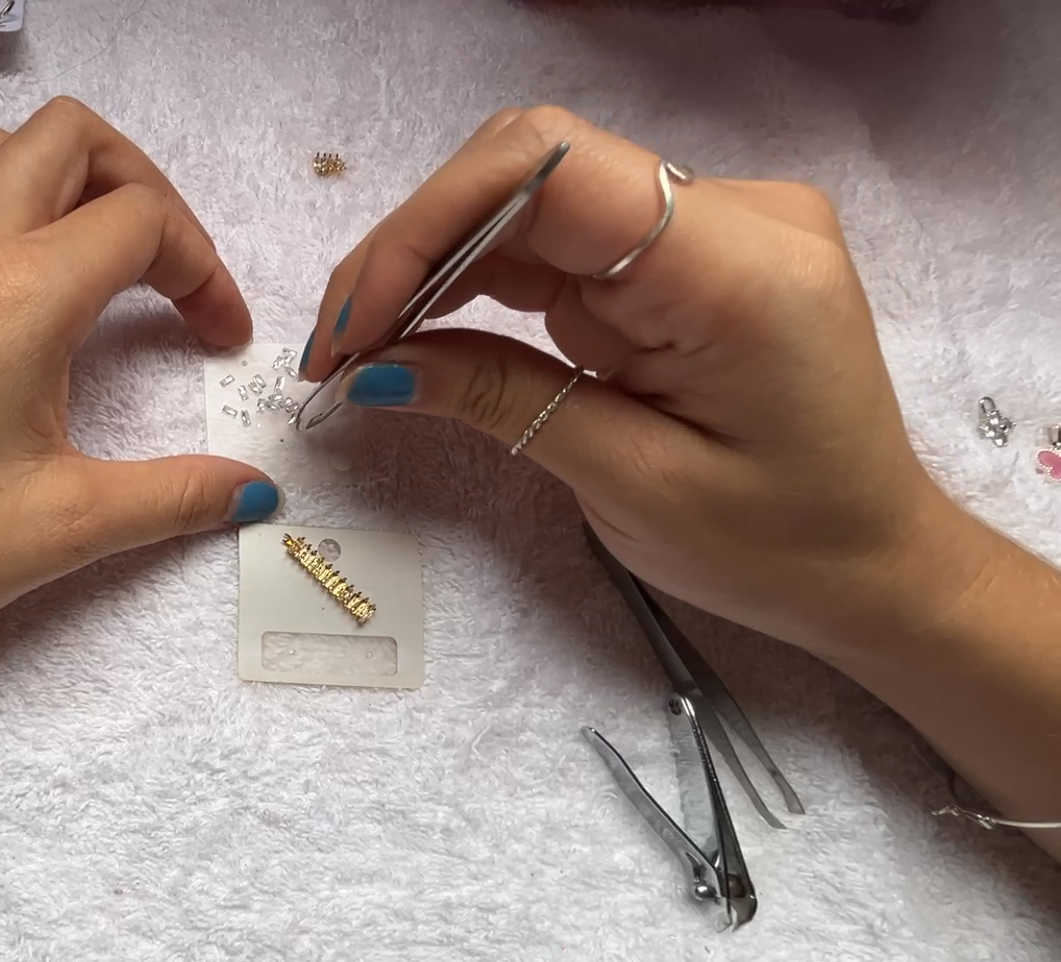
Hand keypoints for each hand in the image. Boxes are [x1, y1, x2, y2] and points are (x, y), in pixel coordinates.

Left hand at [0, 98, 278, 691]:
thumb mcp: (67, 526)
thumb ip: (175, 496)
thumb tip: (254, 490)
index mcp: (20, 292)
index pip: (143, 221)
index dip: (205, 271)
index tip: (221, 340)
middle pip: (73, 140)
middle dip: (145, 189)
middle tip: (167, 273)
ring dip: (63, 179)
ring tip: (92, 259)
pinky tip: (10, 291)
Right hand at [299, 106, 995, 656]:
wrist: (862, 557)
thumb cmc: (771, 539)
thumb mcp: (623, 479)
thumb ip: (497, 401)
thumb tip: (372, 368)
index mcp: (734, 265)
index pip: (546, 170)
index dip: (425, 230)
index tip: (355, 330)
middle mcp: (713, 216)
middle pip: (513, 175)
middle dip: (400, 254)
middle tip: (332, 349)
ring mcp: (679, 233)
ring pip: (506, 205)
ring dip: (412, 271)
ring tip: (351, 350)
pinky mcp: (646, 265)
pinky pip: (525, 249)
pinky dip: (449, 289)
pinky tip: (404, 336)